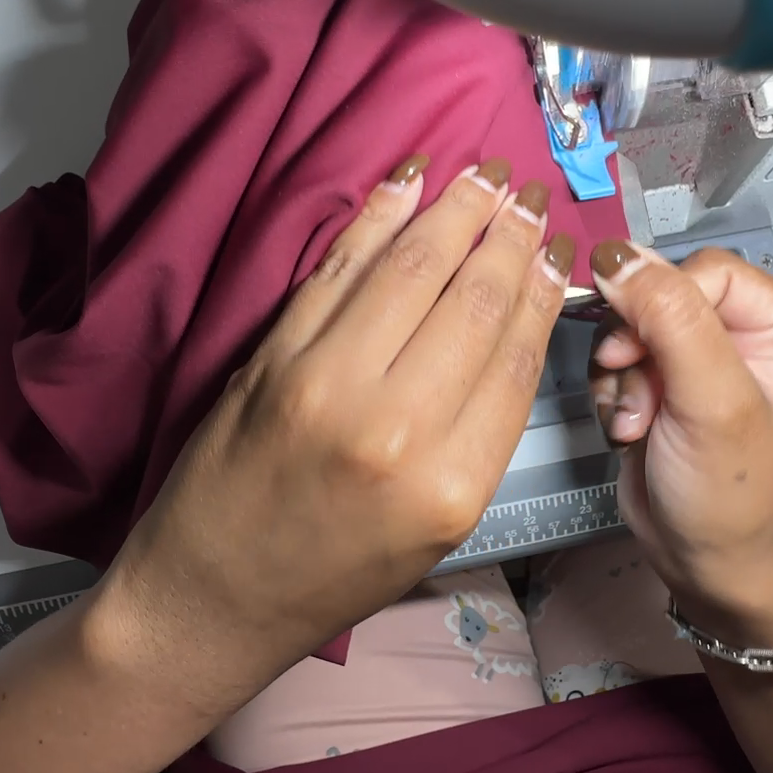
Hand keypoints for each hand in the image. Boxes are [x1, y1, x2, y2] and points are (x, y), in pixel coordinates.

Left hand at [91, 158, 573, 707]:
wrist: (215, 596)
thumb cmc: (335, 574)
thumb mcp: (436, 526)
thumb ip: (480, 432)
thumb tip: (513, 331)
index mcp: (451, 485)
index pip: (515, 358)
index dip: (542, 292)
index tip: (557, 252)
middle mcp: (395, 428)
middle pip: (473, 304)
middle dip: (508, 238)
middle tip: (527, 194)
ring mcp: (325, 384)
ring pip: (411, 271)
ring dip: (454, 212)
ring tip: (485, 176)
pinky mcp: (272, 358)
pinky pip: (338, 271)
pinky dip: (376, 218)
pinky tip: (407, 183)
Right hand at [586, 243, 772, 638]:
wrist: (697, 559)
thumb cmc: (726, 493)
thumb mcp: (710, 402)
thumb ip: (671, 319)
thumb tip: (617, 254)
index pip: (710, 270)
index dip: (662, 300)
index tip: (631, 349)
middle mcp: (748, 334)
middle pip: (664, 294)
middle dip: (635, 346)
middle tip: (633, 392)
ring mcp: (703, 357)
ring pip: (633, 324)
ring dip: (619, 374)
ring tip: (633, 421)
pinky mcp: (665, 378)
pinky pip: (620, 354)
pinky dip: (612, 389)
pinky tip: (627, 426)